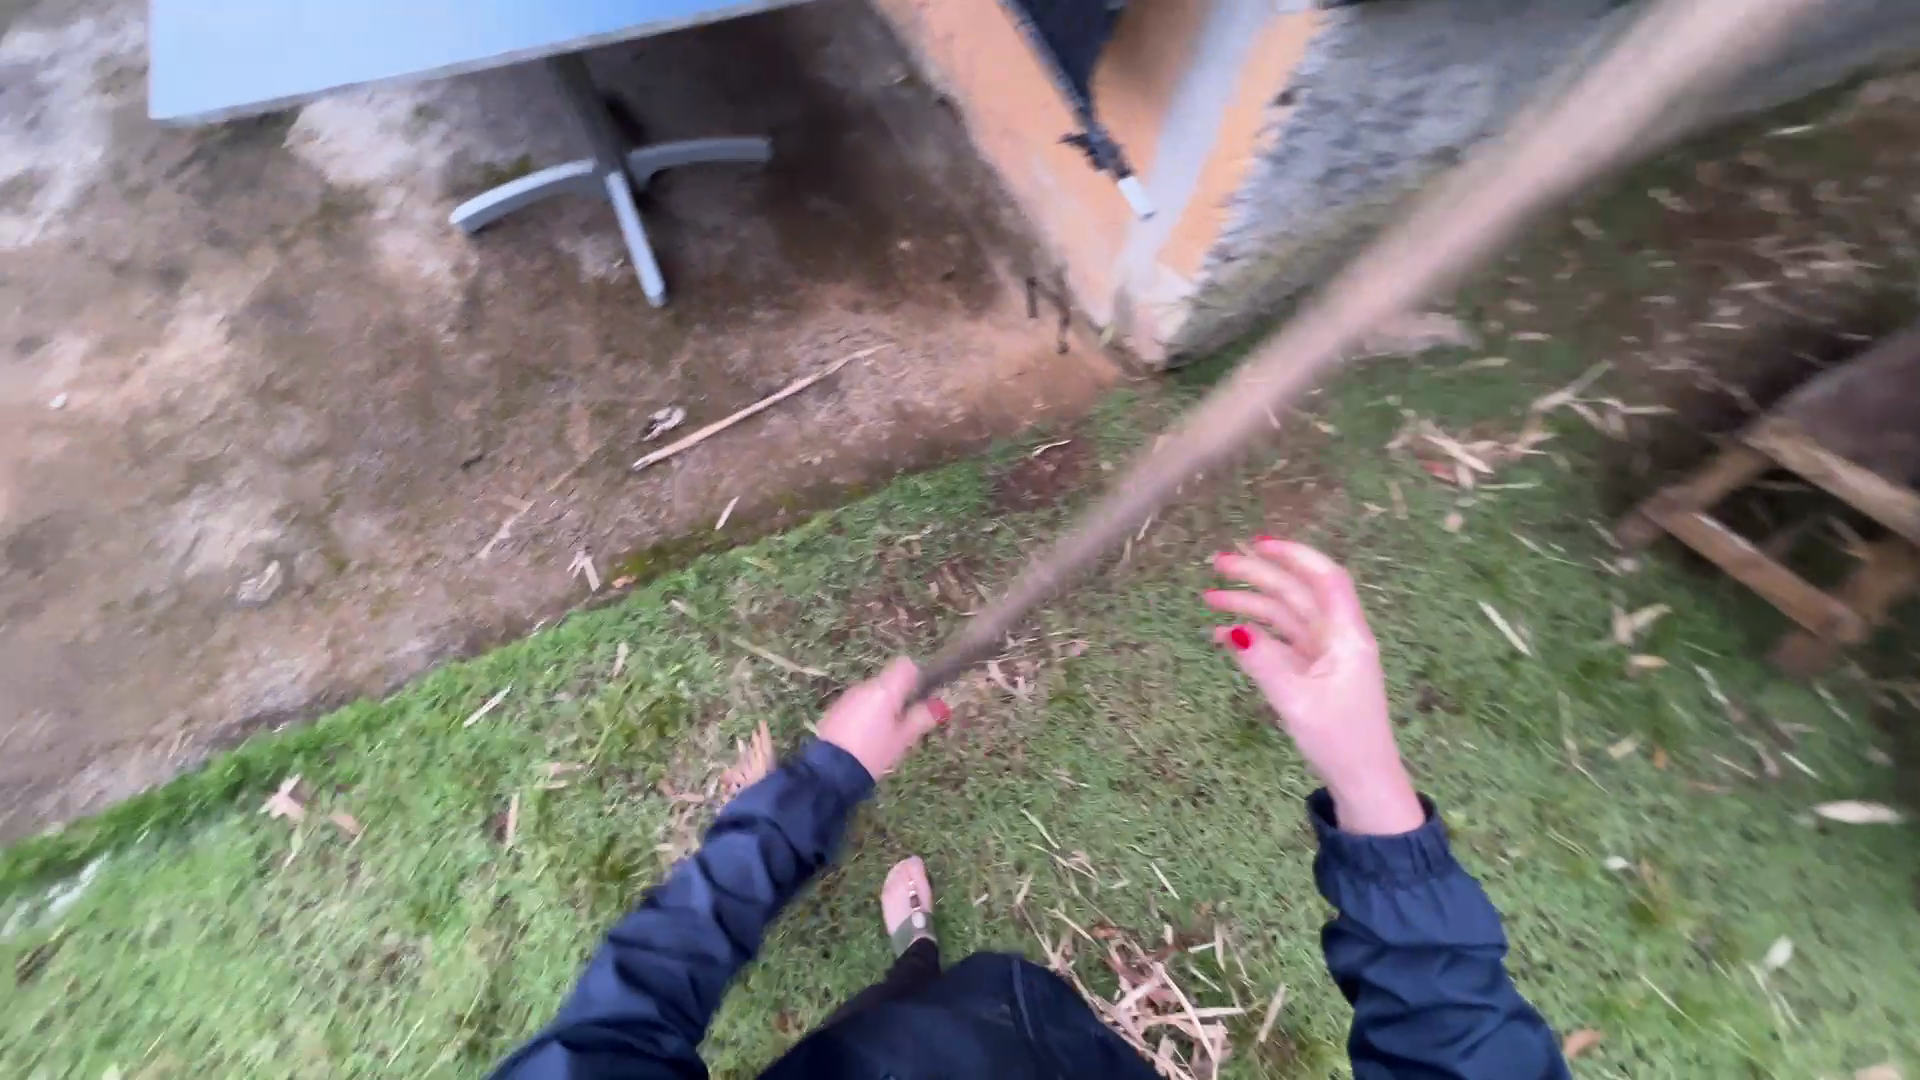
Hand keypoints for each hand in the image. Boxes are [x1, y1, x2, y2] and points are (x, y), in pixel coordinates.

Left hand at [817, 658, 949, 780]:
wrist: (829, 772)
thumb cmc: (873, 754)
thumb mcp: (903, 740)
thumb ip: (921, 718)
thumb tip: (939, 705)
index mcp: (885, 689)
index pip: (905, 665)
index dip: (916, 678)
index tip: (919, 699)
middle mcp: (865, 686)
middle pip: (888, 681)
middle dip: (899, 697)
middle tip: (904, 725)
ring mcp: (848, 696)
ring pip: (872, 693)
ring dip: (881, 707)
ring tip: (883, 736)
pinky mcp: (834, 709)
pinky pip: (858, 704)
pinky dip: (865, 714)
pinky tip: (864, 738)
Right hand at [1205, 538, 1424, 835]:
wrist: (1362, 782)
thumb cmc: (1340, 740)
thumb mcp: (1298, 701)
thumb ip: (1264, 663)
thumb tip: (1232, 630)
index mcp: (1347, 637)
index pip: (1325, 580)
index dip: (1294, 555)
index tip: (1257, 543)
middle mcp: (1335, 638)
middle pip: (1296, 593)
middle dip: (1258, 575)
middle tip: (1216, 564)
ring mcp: (1322, 654)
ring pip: (1283, 615)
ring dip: (1248, 603)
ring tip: (1209, 597)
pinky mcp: (1310, 671)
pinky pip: (1277, 642)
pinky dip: (1251, 634)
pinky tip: (1222, 635)